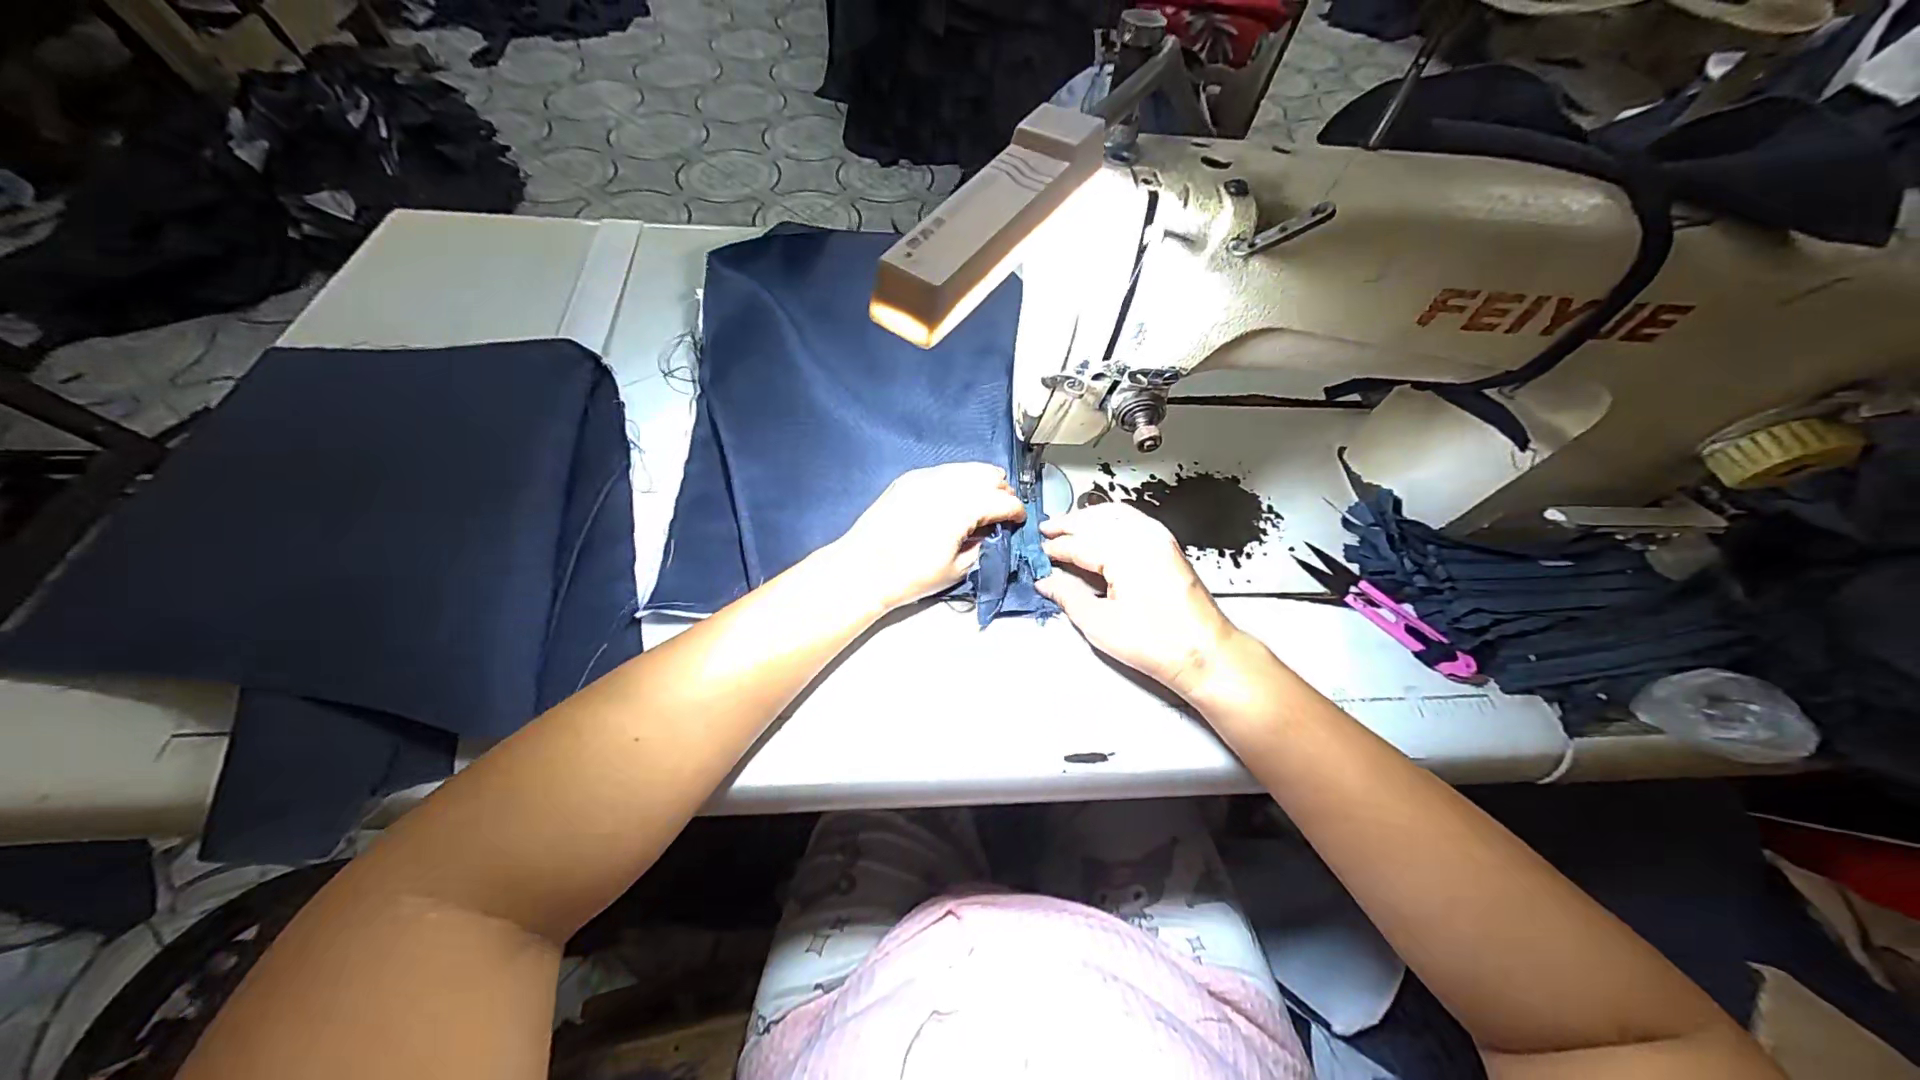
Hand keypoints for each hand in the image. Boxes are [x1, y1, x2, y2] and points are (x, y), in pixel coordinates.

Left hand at [828, 462, 1027, 611]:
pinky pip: (943, 471)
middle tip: (1000, 513)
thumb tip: (990, 533)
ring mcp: (924, 478)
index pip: (1003, 499)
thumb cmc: (907, 575)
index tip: (1017, 520)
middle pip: (988, 475)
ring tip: (979, 505)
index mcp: (962, 506)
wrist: (862, 570)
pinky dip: (956, 481)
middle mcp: (945, 485)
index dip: (1016, 511)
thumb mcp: (957, 569)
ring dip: (979, 483)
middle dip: (1000, 492)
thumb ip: (982, 545)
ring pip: (966, 469)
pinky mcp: (908, 480)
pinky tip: (953, 500)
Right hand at [1034, 502, 1245, 698]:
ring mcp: (1159, 538)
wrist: (1204, 652)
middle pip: (1096, 519)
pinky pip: (1133, 519)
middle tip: (1048, 530)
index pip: (1078, 542)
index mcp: (1124, 552)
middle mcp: (1143, 537)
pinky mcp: (1169, 545)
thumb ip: (1068, 596)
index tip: (1040, 553)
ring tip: (1070, 526)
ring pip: (1115, 513)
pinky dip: (1111, 519)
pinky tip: (1102, 529)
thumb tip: (1048, 582)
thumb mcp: (1099, 624)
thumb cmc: (1160, 643)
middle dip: (1069, 523)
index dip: (1055, 547)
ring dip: (1090, 517)